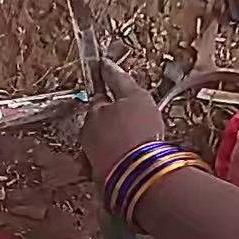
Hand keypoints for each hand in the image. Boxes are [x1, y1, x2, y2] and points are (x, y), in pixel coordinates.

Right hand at [80, 60, 167, 186]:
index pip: (116, 76)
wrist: (133, 175)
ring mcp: (149, 132)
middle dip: (104, 111)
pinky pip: (122, 147)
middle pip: (120, 104)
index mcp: (135, 94)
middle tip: (90, 112)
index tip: (101, 63)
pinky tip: (96, 162)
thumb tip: (98, 102)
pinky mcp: (146, 153)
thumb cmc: (112, 140)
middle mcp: (146, 110)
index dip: (105, 70)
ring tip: (89, 147)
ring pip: (119, 128)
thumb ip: (95, 106)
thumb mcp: (94, 117)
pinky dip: (109, 151)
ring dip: (104, 136)